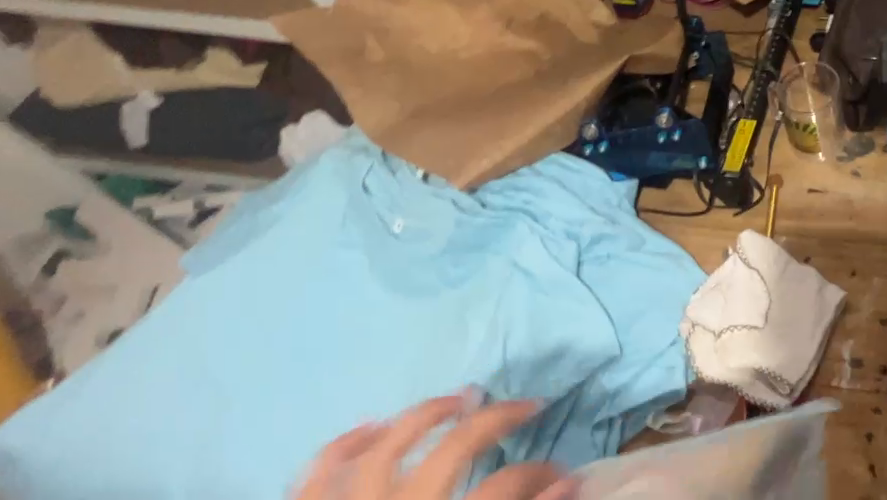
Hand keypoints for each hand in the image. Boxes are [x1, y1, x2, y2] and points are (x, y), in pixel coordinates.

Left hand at [294, 393, 575, 499]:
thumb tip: (570, 486)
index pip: (505, 487)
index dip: (540, 476)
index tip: (564, 477)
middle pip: (455, 448)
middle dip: (498, 418)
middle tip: (527, 406)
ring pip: (387, 446)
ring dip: (425, 414)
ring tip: (458, 399)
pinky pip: (316, 478)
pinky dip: (342, 447)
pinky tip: (371, 428)